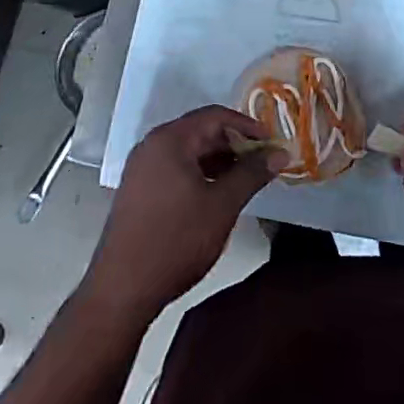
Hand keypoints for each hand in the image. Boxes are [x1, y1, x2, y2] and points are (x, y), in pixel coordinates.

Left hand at [83, 106, 285, 317]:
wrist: (124, 287)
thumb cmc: (176, 240)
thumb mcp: (222, 205)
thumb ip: (252, 174)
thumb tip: (280, 153)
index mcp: (170, 140)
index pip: (215, 116)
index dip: (248, 125)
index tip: (272, 143)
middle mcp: (152, 145)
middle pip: (200, 131)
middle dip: (234, 144)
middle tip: (263, 164)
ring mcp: (142, 168)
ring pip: (188, 151)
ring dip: (219, 161)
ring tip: (245, 181)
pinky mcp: (138, 189)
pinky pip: (175, 168)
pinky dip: (200, 174)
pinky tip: (217, 195)